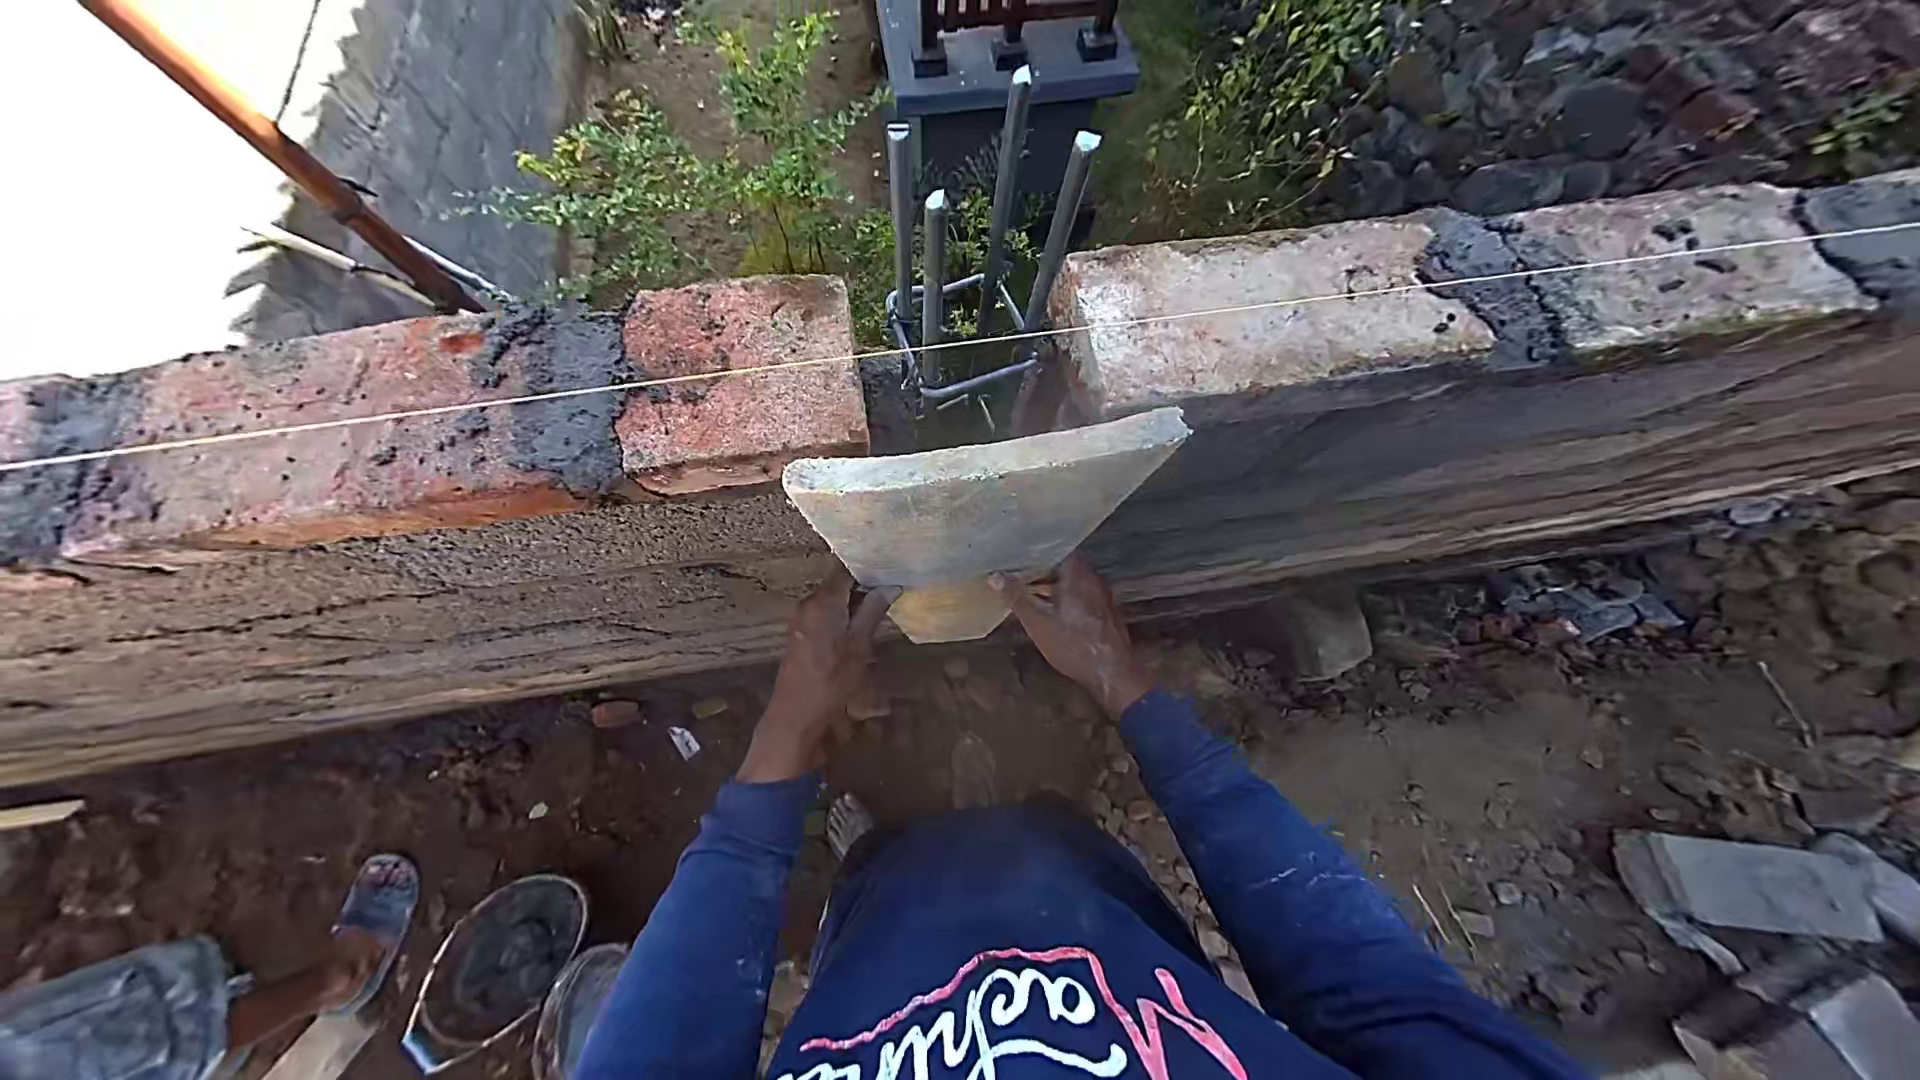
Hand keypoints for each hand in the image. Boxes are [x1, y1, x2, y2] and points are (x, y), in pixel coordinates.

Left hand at [737, 567, 898, 782]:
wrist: (796, 716)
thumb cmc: (831, 680)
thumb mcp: (860, 645)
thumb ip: (873, 611)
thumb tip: (890, 586)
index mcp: (823, 602)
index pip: (844, 569)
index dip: (866, 567)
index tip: (888, 568)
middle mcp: (808, 605)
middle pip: (838, 584)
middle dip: (863, 586)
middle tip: (891, 591)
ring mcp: (801, 620)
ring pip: (832, 600)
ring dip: (853, 604)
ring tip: (880, 611)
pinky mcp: (800, 635)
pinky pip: (824, 615)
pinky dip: (841, 617)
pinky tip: (859, 630)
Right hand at [990, 554, 1151, 718]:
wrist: (1111, 674)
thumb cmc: (1075, 647)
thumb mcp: (1037, 623)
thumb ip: (1016, 597)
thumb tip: (995, 577)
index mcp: (1077, 575)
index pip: (1060, 546)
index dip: (1040, 547)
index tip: (1022, 550)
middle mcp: (1094, 579)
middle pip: (1067, 563)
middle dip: (1045, 566)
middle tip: (1023, 571)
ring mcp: (1103, 595)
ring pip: (1076, 579)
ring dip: (1056, 582)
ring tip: (1033, 590)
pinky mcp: (1106, 611)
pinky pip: (1084, 593)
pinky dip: (1068, 595)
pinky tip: (1055, 610)